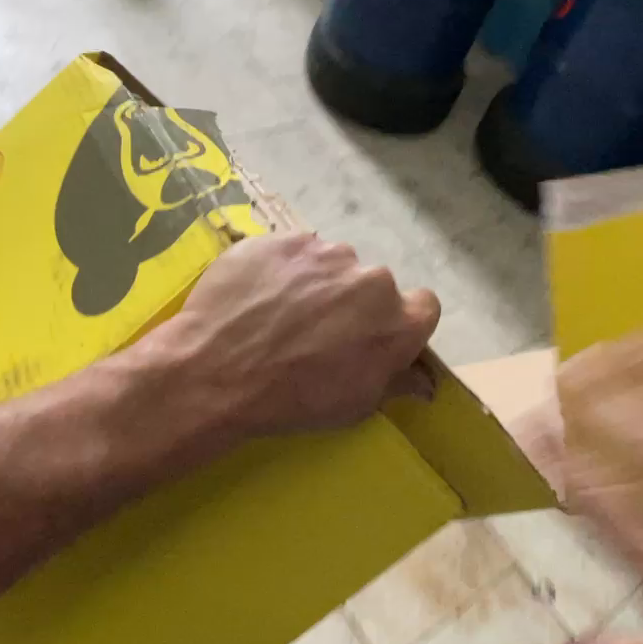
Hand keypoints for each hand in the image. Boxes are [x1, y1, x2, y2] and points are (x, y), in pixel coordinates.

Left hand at [155, 233, 440, 438]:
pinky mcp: (282, 238)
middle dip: (352, 303)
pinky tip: (258, 296)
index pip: (422, 306)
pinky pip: (293, 251)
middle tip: (315, 331)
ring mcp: (324, 252)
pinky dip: (282, 269)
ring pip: (332, 263)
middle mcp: (372, 278)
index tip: (370, 336)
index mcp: (398, 321)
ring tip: (280, 313)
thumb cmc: (293, 400)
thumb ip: (396, 382)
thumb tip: (425, 380)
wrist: (217, 373)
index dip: (397, 322)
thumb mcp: (355, 405)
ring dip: (316, 282)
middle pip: (373, 285)